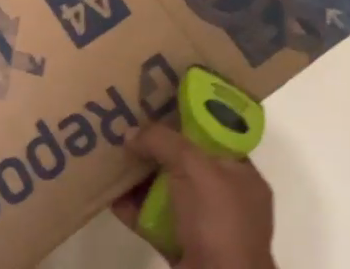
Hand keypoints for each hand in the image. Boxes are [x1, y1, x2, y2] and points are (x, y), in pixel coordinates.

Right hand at [113, 125, 276, 267]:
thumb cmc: (219, 222)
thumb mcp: (196, 168)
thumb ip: (164, 141)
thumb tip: (131, 134)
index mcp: (241, 177)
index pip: (213, 137)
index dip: (184, 118)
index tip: (153, 103)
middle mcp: (224, 199)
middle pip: (183, 161)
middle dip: (154, 146)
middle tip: (124, 126)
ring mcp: (201, 225)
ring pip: (164, 189)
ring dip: (138, 175)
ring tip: (109, 154)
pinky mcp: (179, 245)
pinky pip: (149, 218)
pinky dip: (130, 205)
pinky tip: (108, 190)